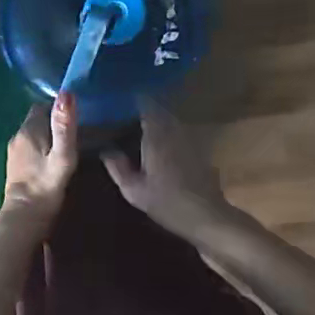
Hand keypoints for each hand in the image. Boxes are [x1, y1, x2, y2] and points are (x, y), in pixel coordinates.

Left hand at [0, 90, 78, 238]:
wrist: (25, 217)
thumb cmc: (46, 186)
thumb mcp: (63, 156)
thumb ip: (64, 126)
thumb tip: (67, 93)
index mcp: (28, 130)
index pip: (43, 106)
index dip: (59, 108)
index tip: (77, 114)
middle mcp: (17, 136)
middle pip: (37, 119)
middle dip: (54, 120)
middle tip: (76, 128)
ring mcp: (14, 151)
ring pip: (33, 133)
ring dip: (47, 134)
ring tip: (67, 142)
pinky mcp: (14, 165)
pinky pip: (29, 146)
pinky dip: (41, 146)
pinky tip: (53, 157)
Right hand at [103, 98, 237, 239]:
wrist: (207, 218)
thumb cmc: (167, 203)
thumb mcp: (134, 190)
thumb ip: (118, 167)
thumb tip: (106, 150)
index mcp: (157, 135)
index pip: (146, 103)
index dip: (133, 97)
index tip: (118, 96)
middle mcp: (175, 131)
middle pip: (159, 110)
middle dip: (142, 108)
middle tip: (123, 112)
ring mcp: (190, 140)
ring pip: (170, 122)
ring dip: (155, 121)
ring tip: (136, 127)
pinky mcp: (199, 152)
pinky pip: (178, 134)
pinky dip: (166, 135)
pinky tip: (157, 147)